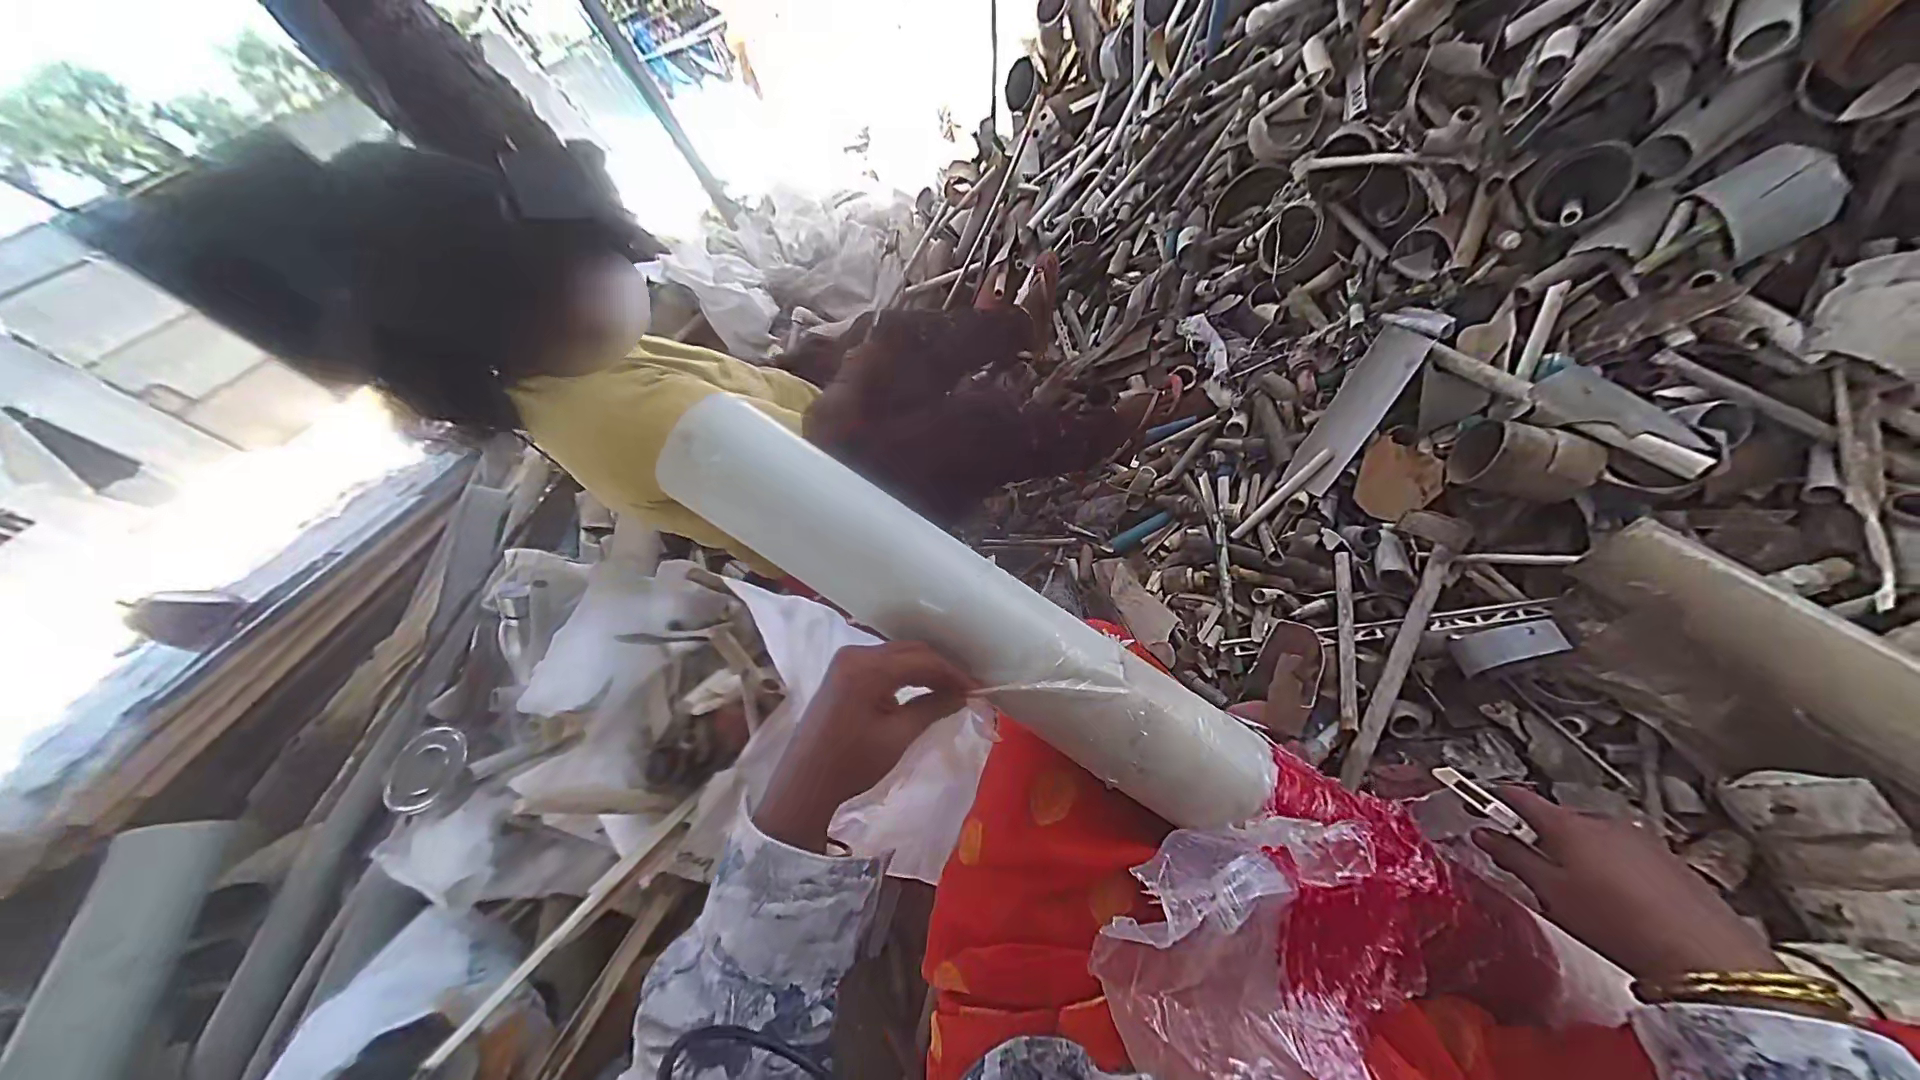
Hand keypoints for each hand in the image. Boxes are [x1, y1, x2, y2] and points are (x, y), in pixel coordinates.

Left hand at [753, 642, 978, 851]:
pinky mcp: (842, 671)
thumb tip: (964, 695)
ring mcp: (846, 661)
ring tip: (951, 689)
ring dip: (925, 669)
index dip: (954, 673)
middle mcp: (855, 654)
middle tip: (968, 689)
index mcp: (867, 668)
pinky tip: (923, 687)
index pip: (922, 660)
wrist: (804, 785)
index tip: (978, 689)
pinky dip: (905, 673)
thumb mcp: (898, 736)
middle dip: (941, 668)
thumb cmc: (851, 764)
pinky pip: (883, 663)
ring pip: (897, 655)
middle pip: (910, 651)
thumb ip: (933, 708)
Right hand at [1473, 787, 1779, 981]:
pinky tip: (1612, 896)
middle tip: (1523, 856)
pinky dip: (1610, 864)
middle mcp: (1604, 821)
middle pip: (1555, 815)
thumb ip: (1512, 856)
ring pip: (1592, 834)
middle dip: (1537, 831)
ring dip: (1575, 849)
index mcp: (1566, 822)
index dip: (1491, 797)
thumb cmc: (1619, 923)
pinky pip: (1625, 852)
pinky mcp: (1672, 862)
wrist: (1707, 961)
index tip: (1476, 802)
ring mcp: (1642, 840)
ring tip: (1572, 884)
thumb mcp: (1549, 890)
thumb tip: (1486, 835)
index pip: (1516, 795)